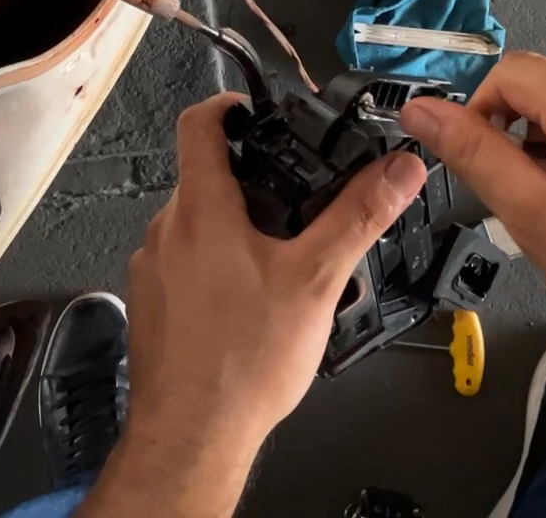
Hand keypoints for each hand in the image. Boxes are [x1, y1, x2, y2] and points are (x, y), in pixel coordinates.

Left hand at [82, 92, 428, 516]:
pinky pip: (180, 261)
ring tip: (274, 260)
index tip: (252, 110)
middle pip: (202, 175)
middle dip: (247, 180)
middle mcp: (166, 229)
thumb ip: (358, 215)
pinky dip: (211, 263)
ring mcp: (152, 266)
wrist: (192, 438)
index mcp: (202, 208)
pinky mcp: (149, 300)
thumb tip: (396, 171)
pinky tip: (244, 301)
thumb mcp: (316, 279)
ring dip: (230, 226)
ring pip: (193, 222)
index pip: (198, 123)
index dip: (227, 106)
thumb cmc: (244, 362)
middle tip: (289, 203)